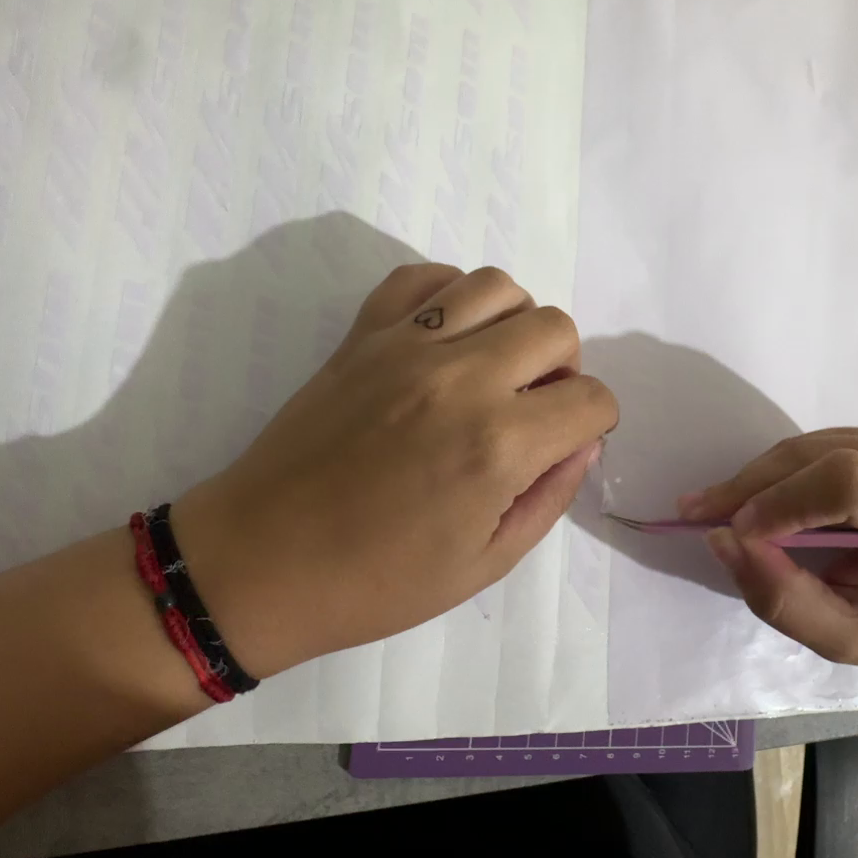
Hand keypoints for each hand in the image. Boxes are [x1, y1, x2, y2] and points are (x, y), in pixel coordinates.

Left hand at [170, 264, 618, 677]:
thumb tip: (582, 441)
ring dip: (515, 323)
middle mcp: (462, 379)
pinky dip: (450, 295)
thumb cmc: (379, 580)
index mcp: (499, 445)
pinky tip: (446, 337)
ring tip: (493, 366)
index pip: (591, 399)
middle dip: (565, 369)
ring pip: (498, 286)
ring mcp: (408, 346)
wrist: (263, 560)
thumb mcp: (487, 563)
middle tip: (533, 407)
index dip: (594, 423)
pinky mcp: (364, 333)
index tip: (567, 443)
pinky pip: (423, 277)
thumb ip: (551, 496)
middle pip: (556, 328)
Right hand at [683, 428, 857, 672]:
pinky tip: (752, 502)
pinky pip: (811, 447)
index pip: (853, 484)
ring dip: (755, 479)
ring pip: (807, 447)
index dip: (787, 501)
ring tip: (715, 510)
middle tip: (697, 514)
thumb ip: (788, 601)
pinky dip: (772, 474)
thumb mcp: (852, 640)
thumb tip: (723, 542)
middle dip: (753, 488)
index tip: (735, 533)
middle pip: (821, 457)